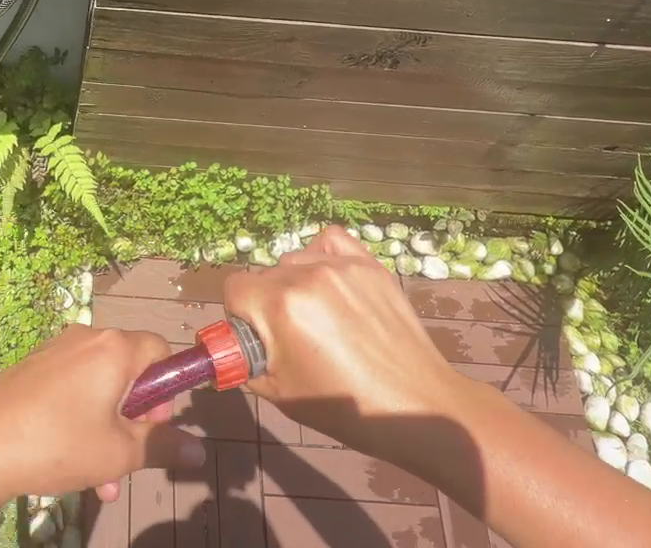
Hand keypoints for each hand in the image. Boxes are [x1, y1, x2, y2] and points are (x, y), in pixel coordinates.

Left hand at [0, 325, 207, 505]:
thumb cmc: (58, 443)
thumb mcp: (117, 454)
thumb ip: (162, 446)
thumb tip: (199, 451)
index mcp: (114, 348)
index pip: (161, 349)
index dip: (166, 388)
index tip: (153, 425)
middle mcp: (88, 337)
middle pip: (130, 370)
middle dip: (136, 418)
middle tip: (129, 454)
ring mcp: (57, 349)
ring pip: (101, 386)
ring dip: (110, 428)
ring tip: (103, 479)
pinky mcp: (36, 365)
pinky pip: (74, 386)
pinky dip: (83, 417)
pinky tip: (74, 463)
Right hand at [223, 225, 466, 452]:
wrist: (418, 407)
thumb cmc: (345, 408)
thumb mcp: (280, 393)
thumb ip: (246, 361)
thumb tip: (232, 347)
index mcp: (281, 305)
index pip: (234, 288)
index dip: (240, 316)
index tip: (260, 340)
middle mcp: (307, 274)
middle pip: (264, 275)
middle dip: (268, 303)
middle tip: (294, 337)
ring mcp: (342, 265)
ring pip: (294, 261)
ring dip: (296, 284)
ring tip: (322, 317)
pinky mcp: (370, 264)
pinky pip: (330, 241)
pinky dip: (322, 254)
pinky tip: (332, 282)